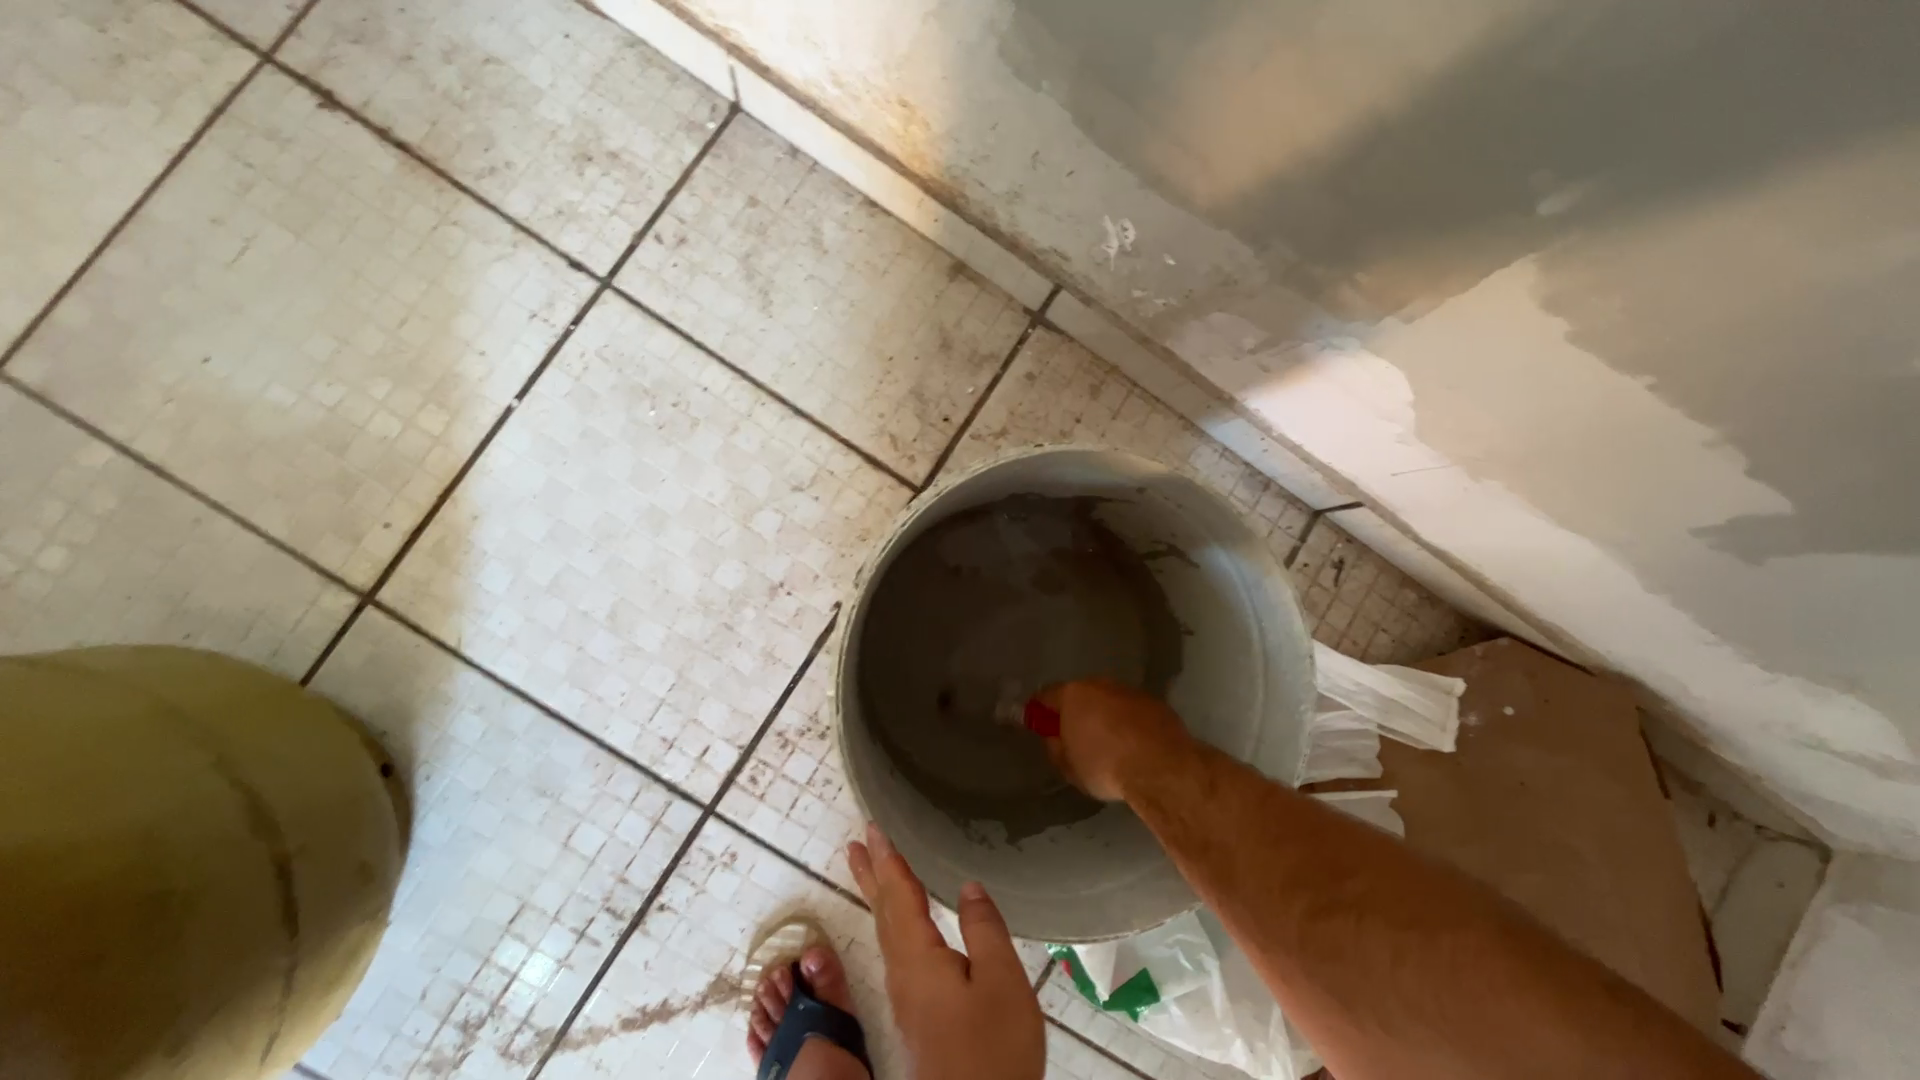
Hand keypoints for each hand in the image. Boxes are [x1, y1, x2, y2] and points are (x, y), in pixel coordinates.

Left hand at [847, 823, 1043, 1079]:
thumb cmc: (993, 1047)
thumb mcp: (1002, 981)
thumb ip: (984, 930)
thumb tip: (968, 888)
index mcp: (919, 957)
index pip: (898, 895)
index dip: (889, 860)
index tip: (873, 828)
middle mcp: (904, 972)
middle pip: (883, 912)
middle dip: (872, 875)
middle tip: (857, 843)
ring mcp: (909, 996)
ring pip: (888, 933)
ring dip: (880, 897)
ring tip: (872, 873)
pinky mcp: (919, 1014)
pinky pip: (899, 951)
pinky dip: (896, 923)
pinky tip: (908, 929)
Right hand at [1036, 678, 1190, 800]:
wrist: (1161, 768)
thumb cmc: (1105, 766)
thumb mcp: (1068, 767)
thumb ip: (1056, 748)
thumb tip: (1055, 738)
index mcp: (1073, 694)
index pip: (1046, 696)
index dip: (1040, 711)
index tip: (1040, 725)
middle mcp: (1102, 684)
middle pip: (1081, 694)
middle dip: (1077, 711)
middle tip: (1077, 736)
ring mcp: (1132, 692)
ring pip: (1110, 701)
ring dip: (1106, 716)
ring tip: (1110, 743)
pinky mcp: (1158, 704)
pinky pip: (1134, 712)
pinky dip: (1131, 723)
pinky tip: (1135, 745)